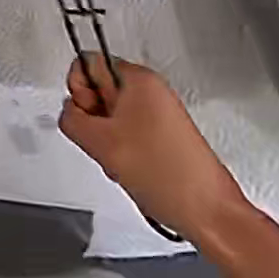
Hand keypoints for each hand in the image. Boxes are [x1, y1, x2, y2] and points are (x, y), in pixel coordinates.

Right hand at [58, 55, 248, 240]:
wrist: (210, 214)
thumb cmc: (168, 176)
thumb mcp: (99, 142)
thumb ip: (70, 118)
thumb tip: (69, 112)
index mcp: (138, 78)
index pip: (86, 63)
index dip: (79, 90)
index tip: (91, 114)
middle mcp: (151, 89)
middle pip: (98, 89)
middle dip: (94, 118)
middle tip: (108, 140)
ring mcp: (159, 112)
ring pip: (111, 114)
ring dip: (107, 138)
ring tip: (123, 159)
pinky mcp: (164, 133)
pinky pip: (126, 131)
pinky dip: (121, 149)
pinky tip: (133, 168)